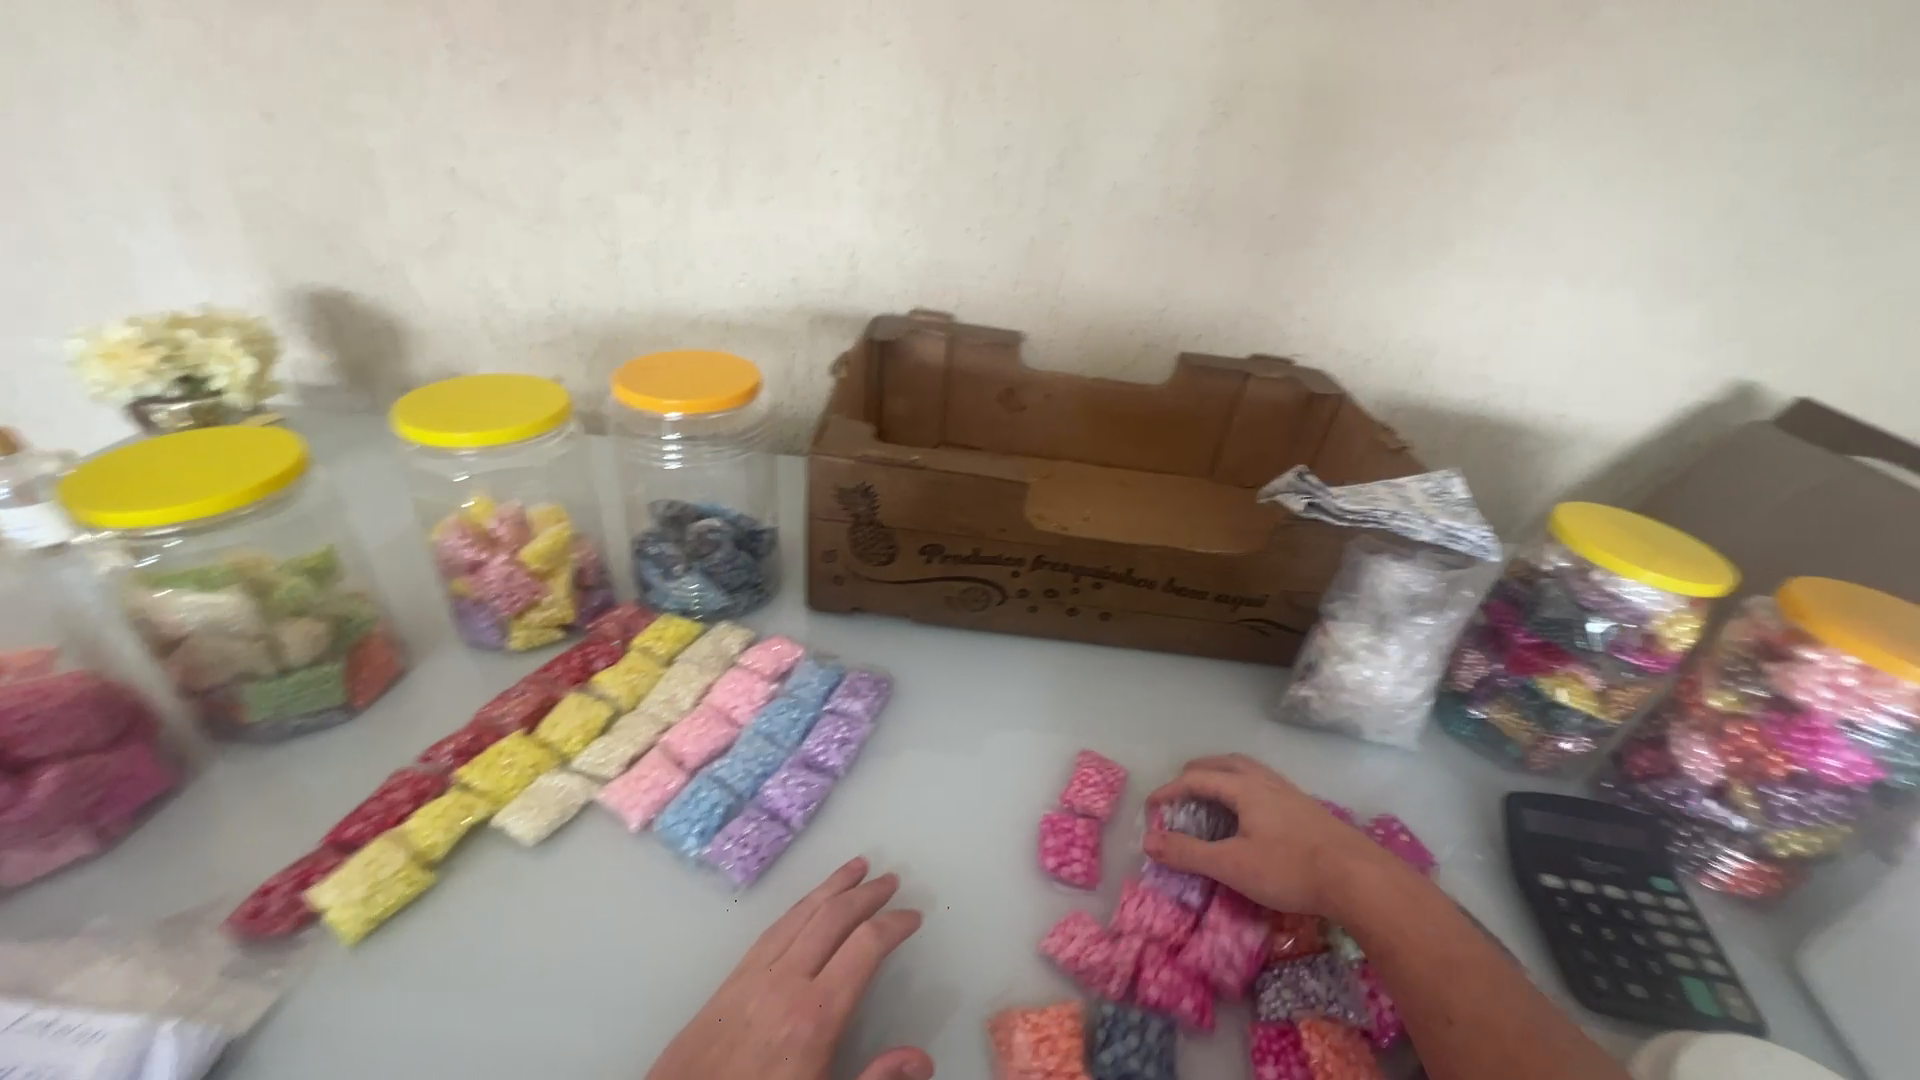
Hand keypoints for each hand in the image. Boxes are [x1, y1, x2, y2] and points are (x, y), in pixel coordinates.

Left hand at [646, 858, 932, 1079]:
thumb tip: (921, 1058)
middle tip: (890, 880)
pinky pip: (771, 929)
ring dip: (832, 886)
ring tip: (855, 867)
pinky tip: (808, 903)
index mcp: (814, 1016)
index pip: (865, 948)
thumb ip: (874, 1079)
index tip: (912, 916)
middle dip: (866, 894)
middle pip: (833, 918)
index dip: (894, 925)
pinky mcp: (730, 981)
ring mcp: (753, 977)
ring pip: (800, 914)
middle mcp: (785, 984)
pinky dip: (798, 906)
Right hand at [1141, 754, 1400, 915]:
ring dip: (1223, 776)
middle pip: (1224, 763)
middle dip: (1197, 772)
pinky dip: (1245, 788)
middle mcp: (1266, 781)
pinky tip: (1252, 814)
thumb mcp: (1232, 865)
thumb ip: (1189, 853)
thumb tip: (1150, 842)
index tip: (1151, 807)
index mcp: (1244, 787)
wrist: (1361, 880)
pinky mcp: (1308, 809)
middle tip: (1180, 789)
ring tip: (1213, 794)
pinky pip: (1265, 785)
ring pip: (1249, 771)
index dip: (1170, 791)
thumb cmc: (1290, 869)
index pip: (1196, 779)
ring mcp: (1290, 793)